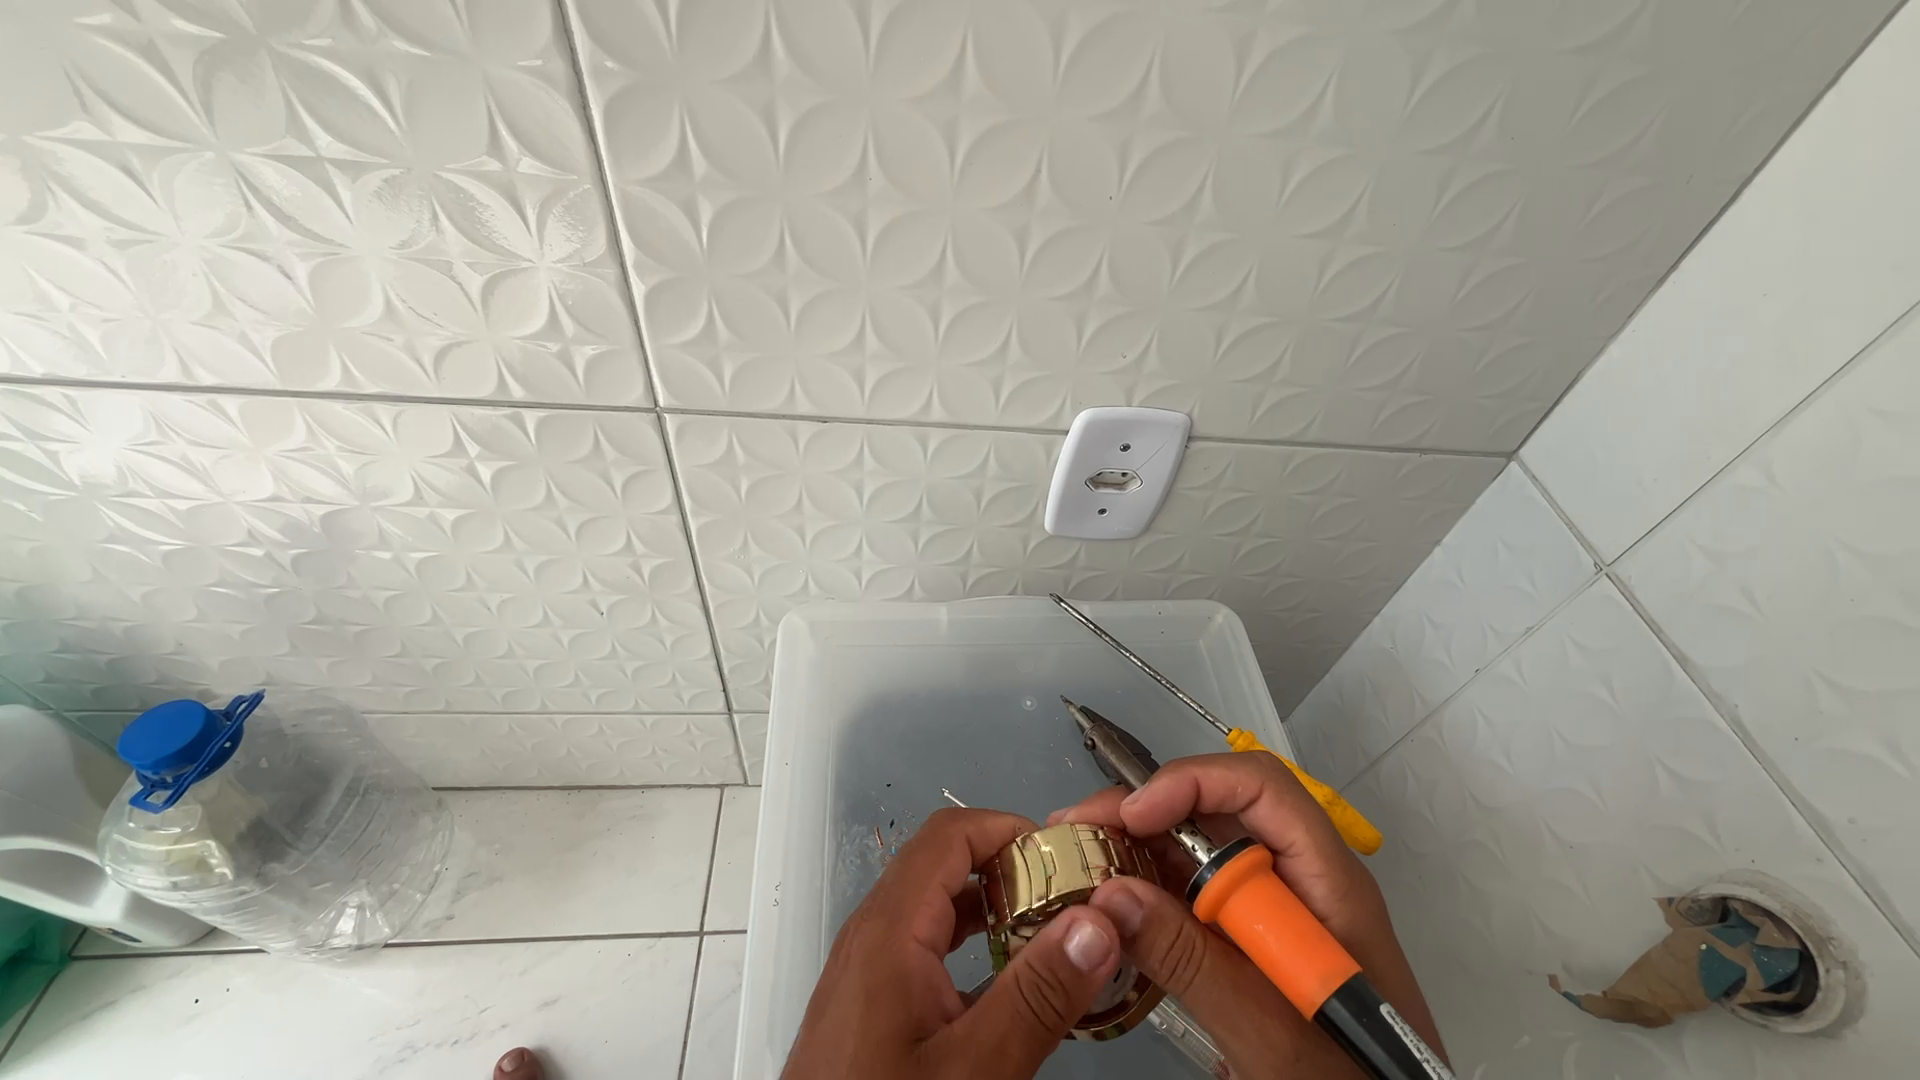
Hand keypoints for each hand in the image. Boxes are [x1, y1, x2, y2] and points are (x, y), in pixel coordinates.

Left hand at [783, 807, 1123, 1079]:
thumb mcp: (973, 1068)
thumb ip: (1037, 995)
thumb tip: (1098, 922)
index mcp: (891, 926)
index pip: (951, 835)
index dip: (1010, 830)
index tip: (1068, 860)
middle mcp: (875, 930)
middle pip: (946, 863)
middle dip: (1012, 868)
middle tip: (1072, 899)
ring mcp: (871, 963)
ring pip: (939, 905)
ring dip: (996, 907)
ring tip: (1053, 934)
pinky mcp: (874, 996)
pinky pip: (928, 944)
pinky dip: (974, 943)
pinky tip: (1011, 978)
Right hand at [1053, 752, 1444, 1078]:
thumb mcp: (1269, 1030)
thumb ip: (1192, 963)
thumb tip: (1108, 894)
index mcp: (1325, 878)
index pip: (1260, 788)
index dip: (1191, 783)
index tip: (1131, 816)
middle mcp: (1296, 874)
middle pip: (1218, 805)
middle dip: (1145, 808)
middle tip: (1076, 828)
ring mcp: (1270, 903)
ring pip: (1198, 843)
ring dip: (1137, 843)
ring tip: (1078, 856)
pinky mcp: (1248, 932)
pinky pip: (1192, 888)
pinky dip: (1146, 886)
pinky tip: (1107, 899)